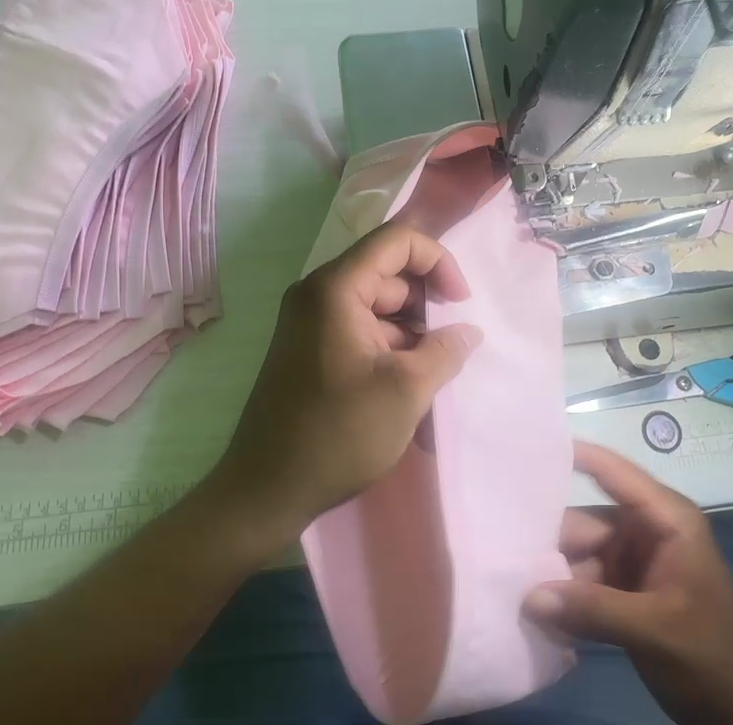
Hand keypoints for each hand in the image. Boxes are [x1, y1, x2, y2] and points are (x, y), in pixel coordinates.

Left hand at [208, 222, 482, 540]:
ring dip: (412, 340)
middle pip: (388, 275)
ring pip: (379, 310)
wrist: (266, 490)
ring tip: (433, 386)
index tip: (461, 304)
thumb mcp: (406, 391)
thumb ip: (445, 350)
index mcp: (335, 288)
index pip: (397, 241)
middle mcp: (317, 295)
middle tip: (449, 351)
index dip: (438, 262)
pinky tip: (410, 399)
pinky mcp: (310, 352)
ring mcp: (310, 324)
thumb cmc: (337, 433)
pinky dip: (390, 357)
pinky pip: (361, 335)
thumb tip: (466, 331)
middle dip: (426, 308)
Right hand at [525, 442, 732, 723]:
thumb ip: (594, 610)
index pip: (615, 474)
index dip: (576, 456)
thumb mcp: (656, 630)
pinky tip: (531, 614)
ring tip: (506, 585)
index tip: (529, 445)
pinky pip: (579, 584)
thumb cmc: (713, 656)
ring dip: (548, 574)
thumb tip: (529, 597)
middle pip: (584, 520)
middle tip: (500, 550)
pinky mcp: (620, 594)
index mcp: (666, 521)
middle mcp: (645, 532)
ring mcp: (631, 563)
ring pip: (576, 554)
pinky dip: (559, 598)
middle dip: (548, 536)